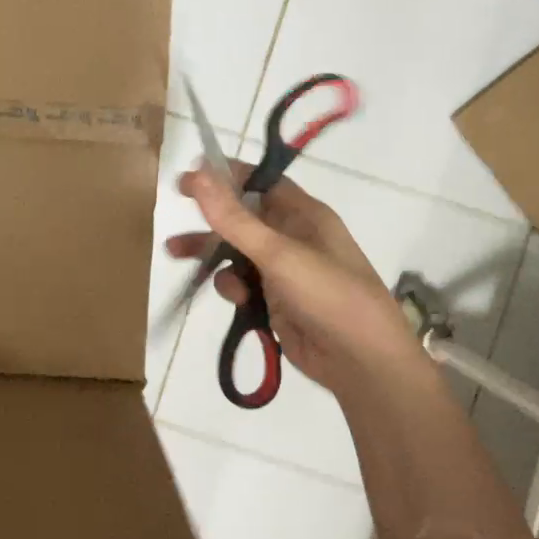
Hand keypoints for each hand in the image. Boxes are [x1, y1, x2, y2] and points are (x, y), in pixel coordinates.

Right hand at [166, 165, 423, 397]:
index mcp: (304, 215)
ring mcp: (284, 270)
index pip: (260, 181)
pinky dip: (231, 286)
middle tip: (176, 201)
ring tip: (174, 251)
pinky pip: (242, 282)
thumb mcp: (278, 253)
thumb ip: (233, 218)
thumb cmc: (329, 295)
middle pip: (242, 215)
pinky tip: (235, 299)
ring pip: (236, 251)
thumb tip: (197, 173)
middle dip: (211, 214)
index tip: (191, 174)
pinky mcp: (275, 300)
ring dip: (209, 251)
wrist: (364, 365)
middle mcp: (294, 237)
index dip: (226, 174)